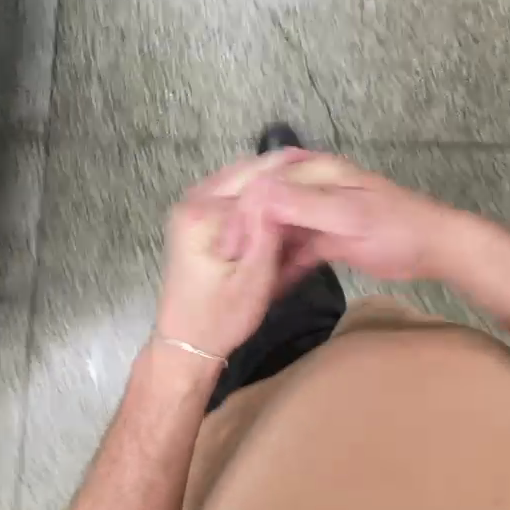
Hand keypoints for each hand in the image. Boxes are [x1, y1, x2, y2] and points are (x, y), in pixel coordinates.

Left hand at [154, 152, 309, 357]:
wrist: (185, 343)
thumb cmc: (221, 319)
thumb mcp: (254, 281)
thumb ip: (268, 233)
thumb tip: (285, 188)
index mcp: (203, 213)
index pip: (255, 178)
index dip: (291, 171)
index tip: (323, 168)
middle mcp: (192, 200)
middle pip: (246, 170)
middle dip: (283, 167)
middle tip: (321, 166)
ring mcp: (191, 205)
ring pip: (241, 177)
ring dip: (272, 177)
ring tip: (309, 176)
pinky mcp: (197, 215)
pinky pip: (233, 190)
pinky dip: (258, 190)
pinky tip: (283, 196)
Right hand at [242, 154, 468, 282]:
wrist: (434, 248)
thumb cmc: (395, 226)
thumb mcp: (348, 215)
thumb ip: (303, 204)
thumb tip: (253, 195)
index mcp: (314, 170)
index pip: (262, 183)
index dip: (240, 212)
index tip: (227, 245)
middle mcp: (310, 186)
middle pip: (264, 205)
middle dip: (244, 232)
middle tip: (225, 265)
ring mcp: (317, 211)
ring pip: (276, 229)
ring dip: (260, 251)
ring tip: (238, 280)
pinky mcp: (325, 236)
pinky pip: (293, 249)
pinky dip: (280, 266)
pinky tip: (265, 289)